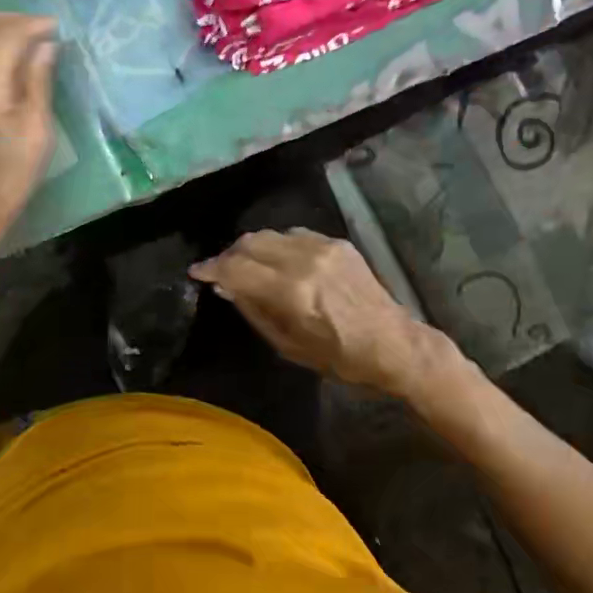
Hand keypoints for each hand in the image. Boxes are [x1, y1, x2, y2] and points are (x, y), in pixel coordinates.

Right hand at [189, 229, 468, 403]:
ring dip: (250, 248)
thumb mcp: (288, 345)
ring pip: (268, 235)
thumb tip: (224, 288)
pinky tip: (277, 261)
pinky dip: (276, 245)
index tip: (196, 273)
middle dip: (227, 256)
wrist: (396, 344)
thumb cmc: (340, 357)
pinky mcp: (337, 243)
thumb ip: (253, 311)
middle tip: (218, 272)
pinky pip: (293, 235)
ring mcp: (323, 247)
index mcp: (292, 291)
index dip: (210, 269)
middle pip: (248, 243)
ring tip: (245, 265)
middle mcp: (304, 261)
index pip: (236, 268)